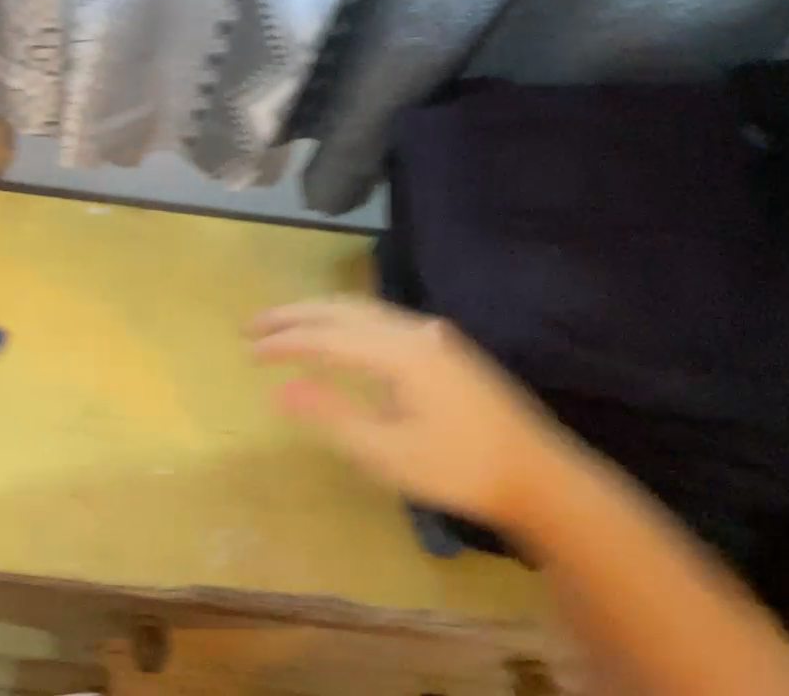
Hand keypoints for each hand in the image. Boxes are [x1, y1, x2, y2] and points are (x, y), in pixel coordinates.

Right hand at [252, 298, 576, 528]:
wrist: (540, 478)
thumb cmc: (460, 469)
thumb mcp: (388, 452)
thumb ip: (332, 414)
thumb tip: (280, 389)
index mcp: (399, 352)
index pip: (326, 336)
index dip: (284, 341)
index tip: (247, 350)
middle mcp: (414, 331)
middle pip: (342, 309)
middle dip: (294, 314)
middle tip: (253, 326)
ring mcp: (432, 336)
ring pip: (363, 309)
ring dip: (320, 313)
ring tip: (286, 326)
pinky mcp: (443, 349)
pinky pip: (381, 320)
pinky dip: (346, 321)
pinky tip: (340, 337)